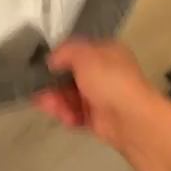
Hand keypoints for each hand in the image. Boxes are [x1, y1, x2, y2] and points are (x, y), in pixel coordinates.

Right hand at [34, 39, 170, 153]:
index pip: (80, 51)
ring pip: (71, 97)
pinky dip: (68, 116)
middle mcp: (106, 73)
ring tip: (50, 106)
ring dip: (57, 102)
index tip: (44, 65)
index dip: (61, 57)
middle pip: (71, 76)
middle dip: (53, 84)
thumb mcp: (85, 55)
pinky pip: (76, 114)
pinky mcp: (98, 118)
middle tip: (39, 91)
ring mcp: (102, 96)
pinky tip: (67, 118)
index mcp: (108, 52)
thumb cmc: (109, 80)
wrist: (130, 117)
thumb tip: (53, 59)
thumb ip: (65, 51)